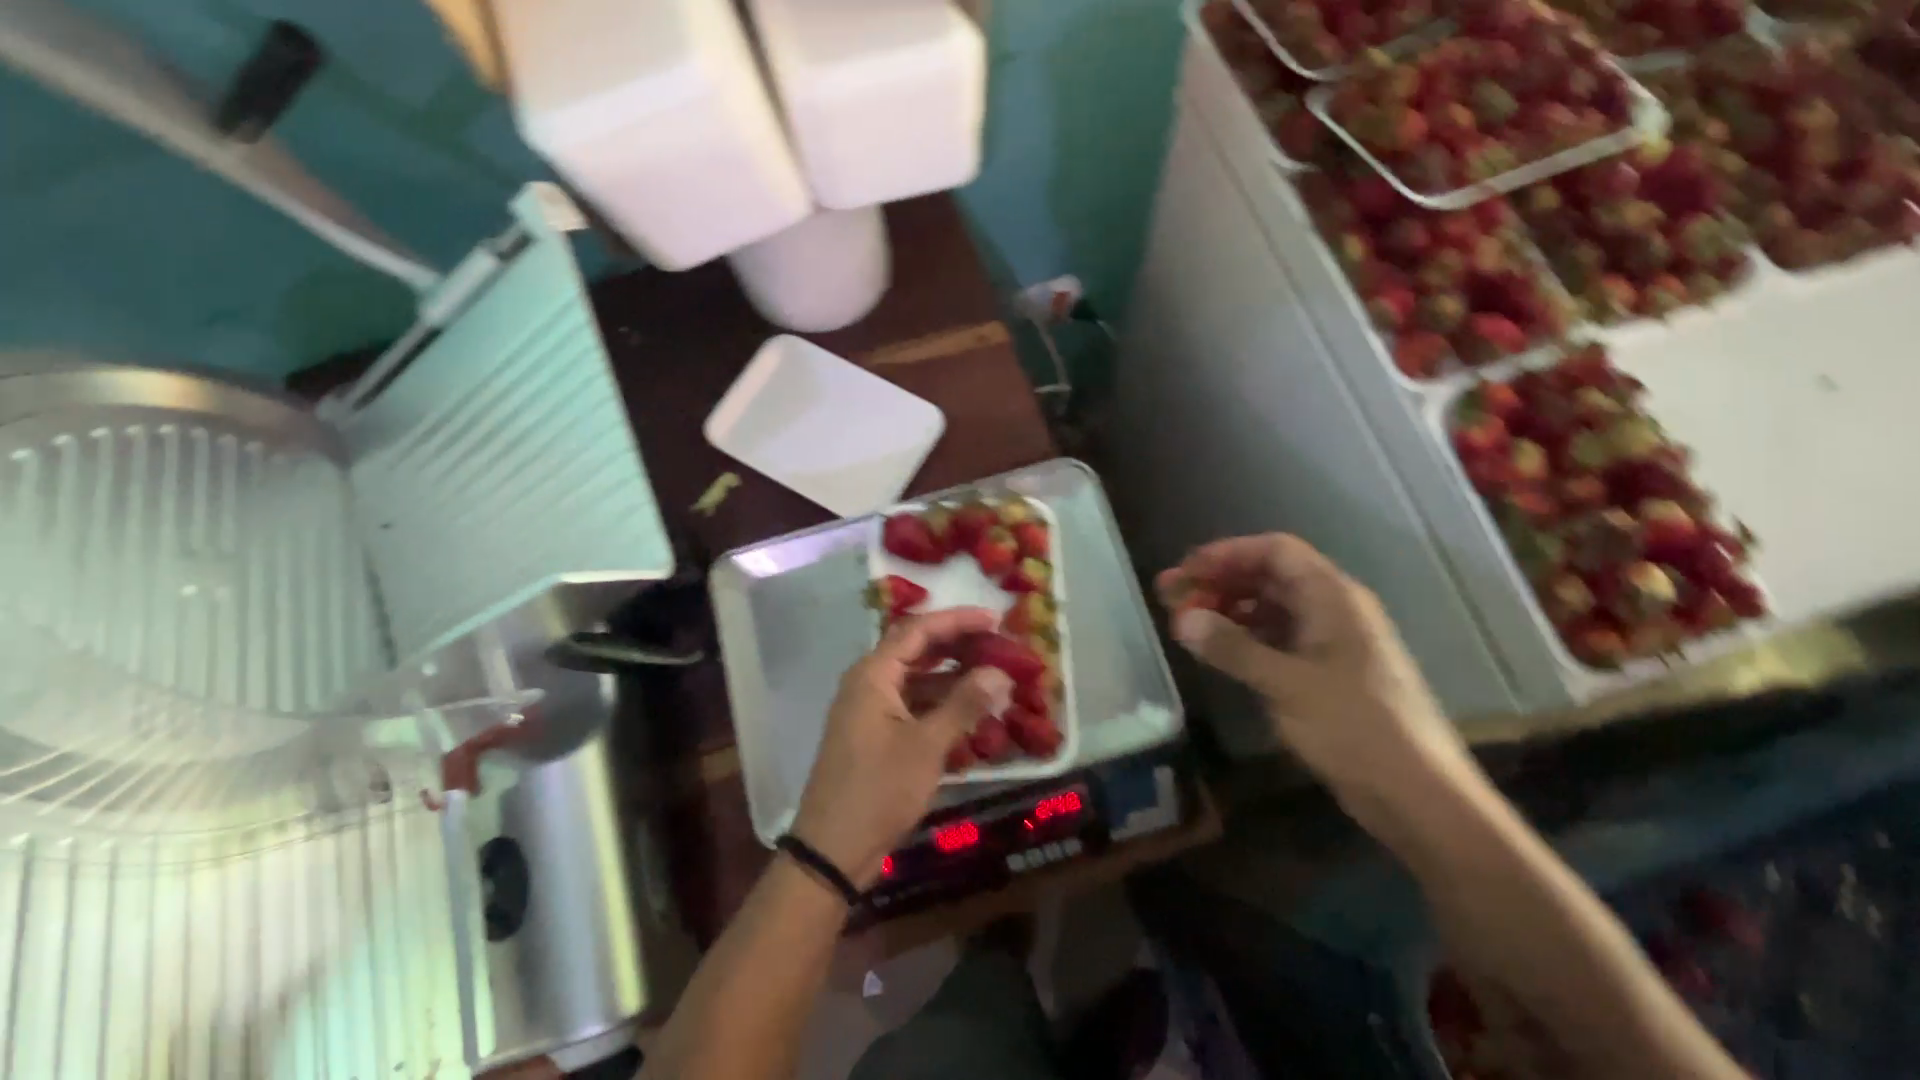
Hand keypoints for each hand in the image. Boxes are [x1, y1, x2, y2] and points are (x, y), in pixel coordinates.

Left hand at [792, 608, 1010, 889]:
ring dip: (952, 678)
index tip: (996, 619)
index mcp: (872, 676)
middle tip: (999, 646)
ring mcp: (869, 712)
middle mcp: (867, 685)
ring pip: (916, 681)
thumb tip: (998, 672)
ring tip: (994, 678)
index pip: (917, 630)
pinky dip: (941, 706)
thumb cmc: (878, 790)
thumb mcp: (926, 746)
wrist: (832, 849)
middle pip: (916, 651)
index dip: (957, 620)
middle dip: (958, 646)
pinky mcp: (874, 738)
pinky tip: (972, 714)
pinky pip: (912, 708)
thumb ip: (963, 704)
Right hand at [1156, 534, 1467, 799]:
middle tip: (1172, 599)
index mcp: (1334, 597)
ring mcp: (1333, 643)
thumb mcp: (1286, 685)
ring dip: (1230, 611)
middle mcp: (1334, 610)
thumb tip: (1182, 619)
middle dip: (1221, 582)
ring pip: (1274, 609)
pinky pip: (1281, 640)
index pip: (1275, 551)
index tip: (1185, 572)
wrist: (1416, 791)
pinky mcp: (1328, 675)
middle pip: (1271, 577)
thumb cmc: (1355, 726)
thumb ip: (1233, 648)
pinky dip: (1248, 640)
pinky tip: (1221, 655)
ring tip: (1188, 627)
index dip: (1227, 554)